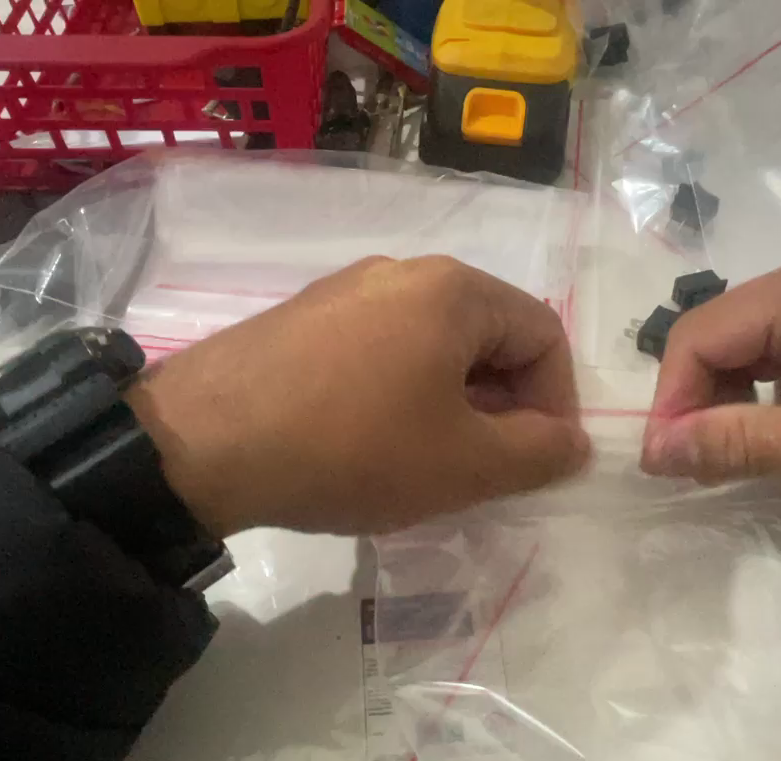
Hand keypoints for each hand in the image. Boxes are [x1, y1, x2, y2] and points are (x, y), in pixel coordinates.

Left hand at [126, 256, 590, 535]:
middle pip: (488, 337)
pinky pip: (381, 352)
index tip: (536, 463)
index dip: (557, 404)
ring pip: (433, 348)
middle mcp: (403, 271)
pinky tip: (372, 443)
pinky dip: (401, 397)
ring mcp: (345, 291)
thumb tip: (575, 442)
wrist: (205, 444)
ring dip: (452, 406)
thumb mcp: (465, 466)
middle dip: (503, 408)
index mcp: (455, 290)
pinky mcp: (304, 319)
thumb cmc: (355, 450)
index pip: (544, 335)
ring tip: (427, 463)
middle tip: (483, 470)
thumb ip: (539, 454)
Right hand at [641, 250, 780, 514]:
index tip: (669, 467)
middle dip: (696, 403)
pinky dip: (766, 399)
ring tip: (737, 460)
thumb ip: (737, 444)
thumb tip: (652, 451)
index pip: (697, 336)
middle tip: (701, 469)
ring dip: (729, 404)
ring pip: (747, 349)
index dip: (670, 403)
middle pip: (717, 337)